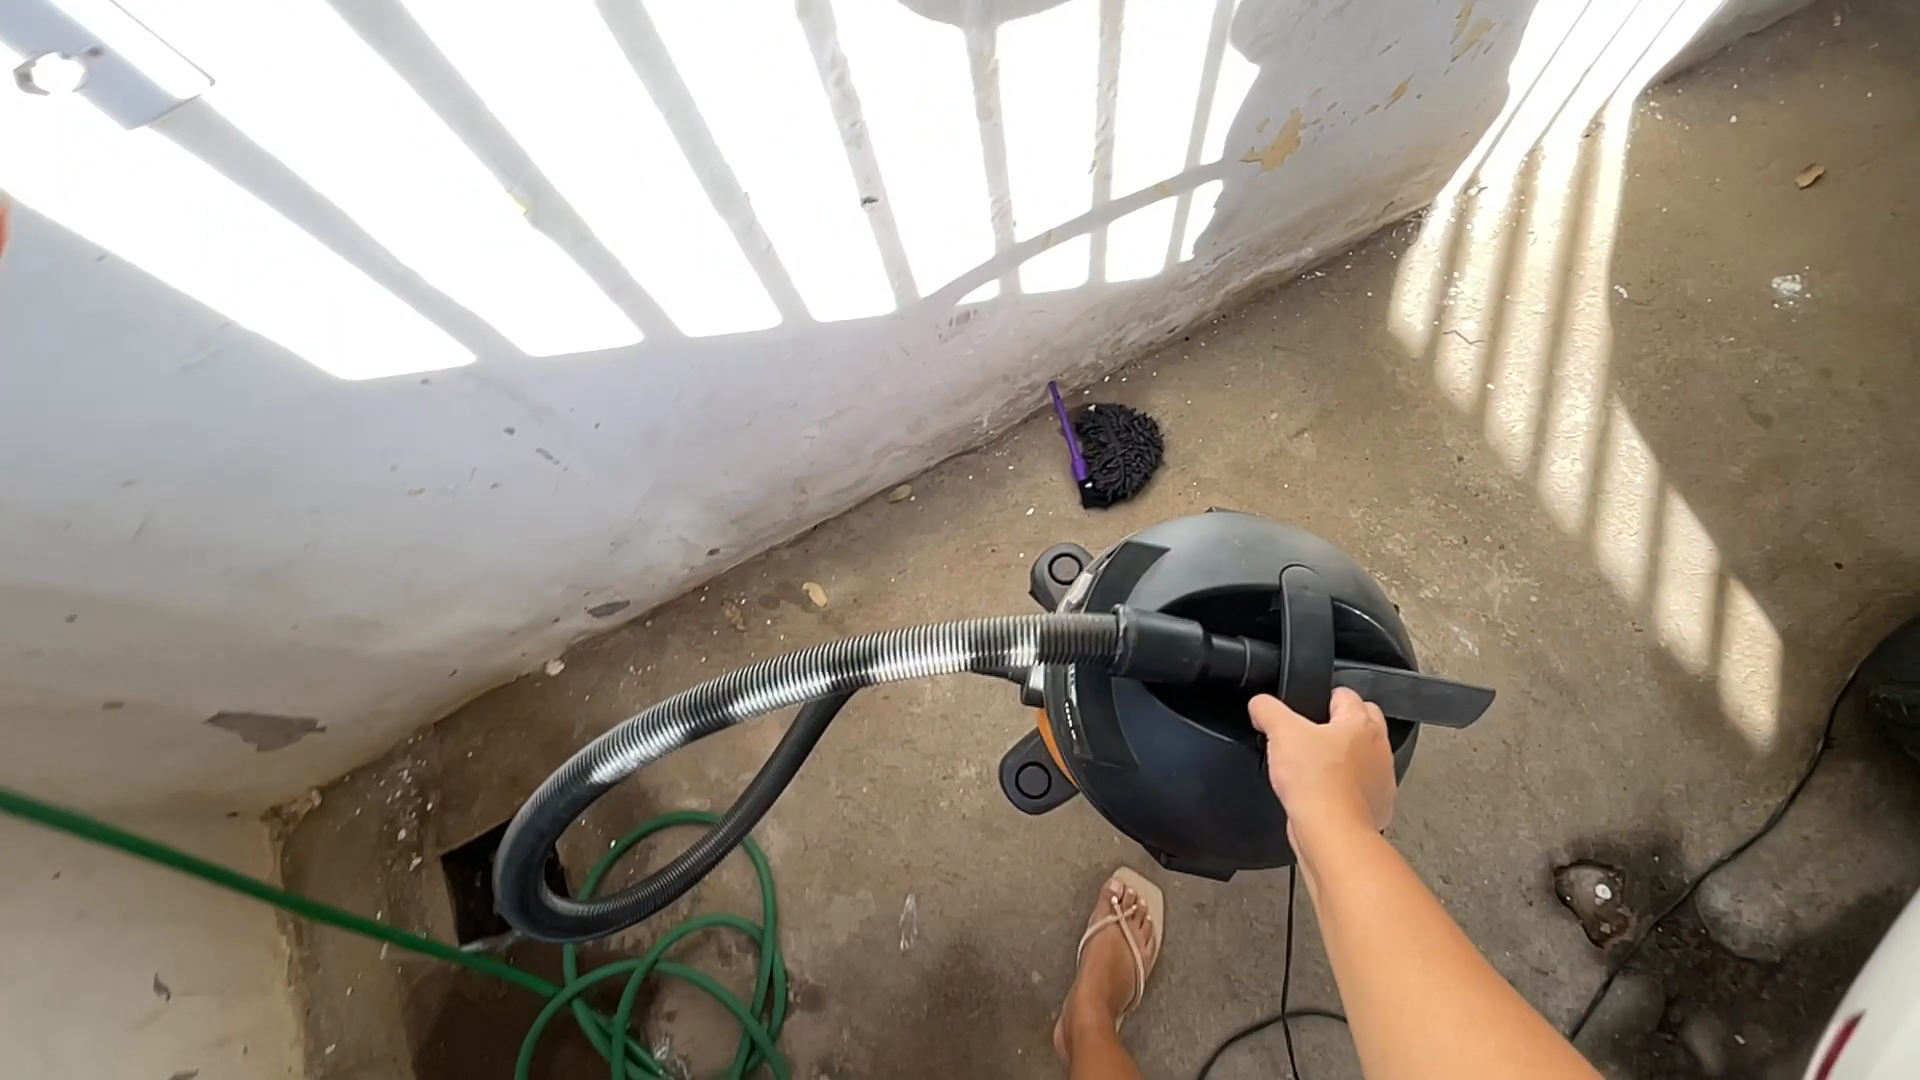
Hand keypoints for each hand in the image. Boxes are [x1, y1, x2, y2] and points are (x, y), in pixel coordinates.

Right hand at [1248, 688, 1395, 835]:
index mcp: (1361, 723)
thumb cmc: (1317, 782)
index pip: (1345, 694)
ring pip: (1362, 757)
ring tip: (1313, 765)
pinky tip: (1319, 791)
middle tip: (1311, 733)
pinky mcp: (1375, 806)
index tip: (1306, 705)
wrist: (1331, 831)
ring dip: (1343, 758)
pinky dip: (1343, 787)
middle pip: (1361, 722)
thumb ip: (1266, 708)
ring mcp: (1381, 780)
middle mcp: (1378, 749)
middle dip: (1337, 724)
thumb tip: (1259, 705)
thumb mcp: (1279, 731)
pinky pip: (1359, 788)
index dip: (1320, 697)